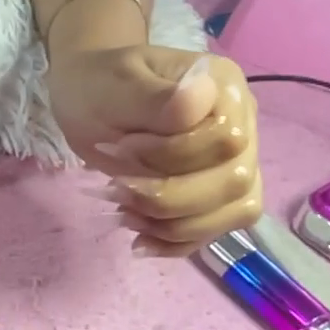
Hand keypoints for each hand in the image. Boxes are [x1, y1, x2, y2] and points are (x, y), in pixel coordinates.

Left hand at [48, 45, 262, 257]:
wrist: (87, 94)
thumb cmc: (99, 86)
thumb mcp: (115, 86)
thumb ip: (155, 98)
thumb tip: (199, 98)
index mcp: (225, 89)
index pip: (225, 140)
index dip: (170, 156)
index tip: (119, 147)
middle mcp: (242, 125)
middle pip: (236, 182)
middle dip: (168, 196)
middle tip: (114, 189)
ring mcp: (233, 162)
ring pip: (234, 211)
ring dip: (174, 225)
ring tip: (123, 213)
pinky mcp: (213, 194)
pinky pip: (215, 231)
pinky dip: (177, 243)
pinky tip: (139, 241)